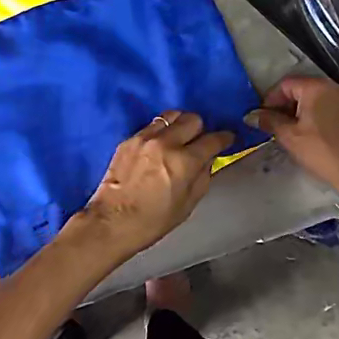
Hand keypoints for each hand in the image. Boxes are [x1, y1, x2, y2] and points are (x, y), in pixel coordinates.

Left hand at [75, 111, 232, 260]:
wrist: (111, 223)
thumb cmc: (154, 220)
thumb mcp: (189, 204)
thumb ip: (204, 176)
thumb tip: (208, 159)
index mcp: (185, 161)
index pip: (213, 139)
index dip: (225, 138)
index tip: (228, 139)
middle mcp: (167, 142)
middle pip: (193, 119)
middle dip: (201, 129)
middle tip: (199, 141)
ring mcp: (145, 138)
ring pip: (172, 115)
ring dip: (180, 125)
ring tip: (179, 138)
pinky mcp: (129, 140)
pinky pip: (152, 125)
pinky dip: (161, 131)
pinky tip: (159, 145)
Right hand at [249, 76, 338, 200]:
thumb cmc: (323, 150)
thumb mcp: (290, 136)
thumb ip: (270, 121)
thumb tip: (253, 116)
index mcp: (317, 87)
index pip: (286, 83)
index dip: (270, 99)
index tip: (262, 116)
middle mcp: (333, 88)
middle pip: (301, 89)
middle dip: (284, 105)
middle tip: (273, 125)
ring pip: (314, 99)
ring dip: (299, 112)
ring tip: (289, 133)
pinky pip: (327, 108)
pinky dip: (314, 117)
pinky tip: (309, 136)